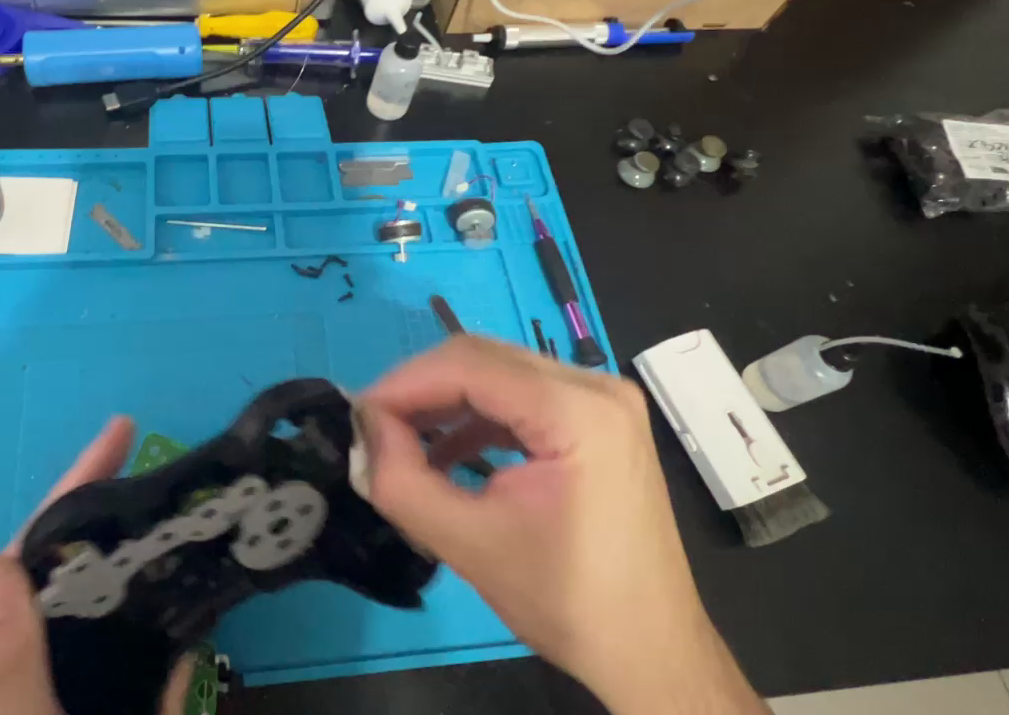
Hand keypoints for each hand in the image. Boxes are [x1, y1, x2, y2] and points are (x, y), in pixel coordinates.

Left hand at [0, 416, 193, 714]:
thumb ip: (5, 654)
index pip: (36, 541)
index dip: (79, 482)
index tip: (124, 429)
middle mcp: (7, 647)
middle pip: (68, 558)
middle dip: (112, 508)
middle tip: (168, 472)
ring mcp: (41, 670)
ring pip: (96, 595)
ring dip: (135, 559)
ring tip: (185, 527)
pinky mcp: (74, 689)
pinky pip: (118, 647)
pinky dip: (151, 629)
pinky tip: (181, 614)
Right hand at [357, 338, 766, 714]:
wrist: (650, 649)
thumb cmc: (568, 601)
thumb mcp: (469, 544)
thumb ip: (402, 481)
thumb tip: (362, 429)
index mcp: (578, 410)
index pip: (469, 364)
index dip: (405, 383)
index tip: (358, 415)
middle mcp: (596, 386)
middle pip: (485, 359)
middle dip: (422, 389)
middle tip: (374, 427)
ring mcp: (602, 400)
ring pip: (500, 373)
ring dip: (446, 402)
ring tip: (402, 441)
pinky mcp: (598, 419)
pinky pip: (522, 396)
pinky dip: (477, 417)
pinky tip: (446, 452)